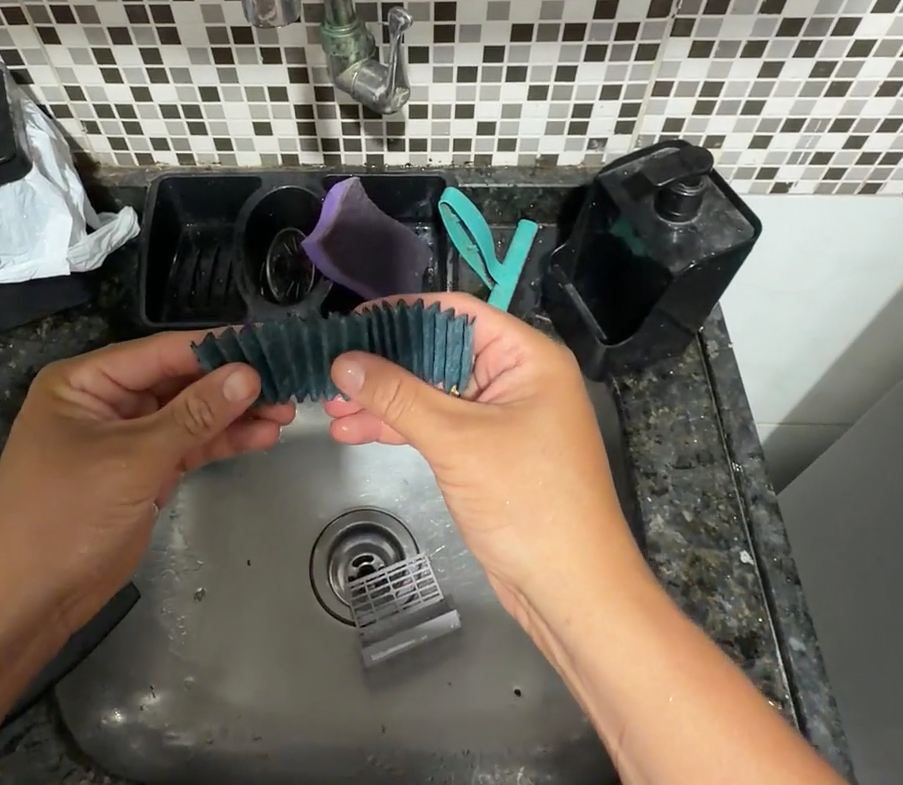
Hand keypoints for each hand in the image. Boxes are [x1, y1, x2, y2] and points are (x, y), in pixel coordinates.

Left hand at [0, 332, 293, 637]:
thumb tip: (248, 374)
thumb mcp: (132, 460)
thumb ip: (193, 415)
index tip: (269, 347)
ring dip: (233, 415)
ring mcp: (125, 438)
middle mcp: (105, 401)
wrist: (24, 605)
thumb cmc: (63, 517)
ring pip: (188, 415)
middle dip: (230, 385)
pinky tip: (260, 437)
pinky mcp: (141, 472)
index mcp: (85, 381)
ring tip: (285, 411)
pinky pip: (187, 446)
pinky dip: (221, 442)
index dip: (216, 349)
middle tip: (286, 382)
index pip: (161, 352)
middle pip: (179, 381)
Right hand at [324, 293, 644, 616]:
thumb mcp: (457, 440)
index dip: (403, 313)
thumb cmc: (528, 501)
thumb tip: (344, 362)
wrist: (571, 589)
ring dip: (385, 400)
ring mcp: (501, 416)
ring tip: (331, 407)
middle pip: (440, 352)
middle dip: (385, 365)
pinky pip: (437, 424)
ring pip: (432, 391)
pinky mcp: (487, 450)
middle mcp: (516, 378)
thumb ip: (398, 396)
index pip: (457, 314)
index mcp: (526, 357)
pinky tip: (356, 431)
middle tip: (332, 371)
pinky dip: (400, 427)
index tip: (352, 324)